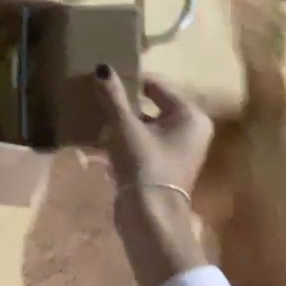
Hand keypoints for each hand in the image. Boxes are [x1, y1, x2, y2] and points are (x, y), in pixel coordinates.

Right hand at [94, 67, 213, 192]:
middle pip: (151, 105)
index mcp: (190, 115)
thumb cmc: (144, 164)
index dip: (129, 81)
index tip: (103, 80)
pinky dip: (124, 141)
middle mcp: (191, 130)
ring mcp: (179, 151)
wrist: (150, 218)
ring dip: (121, 123)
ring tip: (94, 117)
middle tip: (96, 97)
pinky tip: (99, 141)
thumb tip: (102, 67)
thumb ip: (113, 96)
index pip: (156, 85)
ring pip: (145, 125)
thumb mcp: (124, 125)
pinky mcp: (165, 167)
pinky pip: (143, 143)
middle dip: (123, 103)